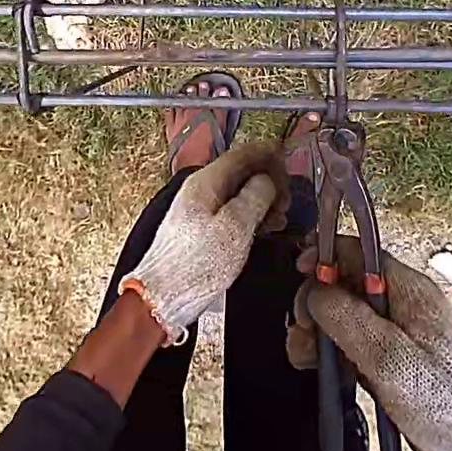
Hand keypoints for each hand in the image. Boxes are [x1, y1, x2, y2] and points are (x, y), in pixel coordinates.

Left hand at [121, 143, 287, 342]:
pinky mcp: (200, 227)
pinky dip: (251, 213)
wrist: (162, 297)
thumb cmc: (197, 265)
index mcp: (207, 181)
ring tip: (280, 217)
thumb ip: (255, 197)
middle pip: (241, 170)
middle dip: (268, 180)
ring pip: (238, 191)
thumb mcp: (235, 228)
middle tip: (287, 201)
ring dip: (262, 199)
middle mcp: (201, 188)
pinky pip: (231, 209)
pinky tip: (264, 228)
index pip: (243, 153)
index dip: (269, 155)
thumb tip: (267, 180)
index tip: (289, 165)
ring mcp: (199, 207)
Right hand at [289, 236, 451, 450]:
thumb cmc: (446, 404)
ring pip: (342, 313)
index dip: (326, 255)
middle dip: (316, 300)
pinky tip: (317, 366)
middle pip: (344, 282)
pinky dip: (329, 349)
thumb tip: (315, 291)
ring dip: (317, 328)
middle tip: (300, 327)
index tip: (299, 272)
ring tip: (304, 353)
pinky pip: (350, 340)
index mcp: (407, 289)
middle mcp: (399, 302)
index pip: (359, 251)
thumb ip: (348, 318)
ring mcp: (394, 331)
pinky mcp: (388, 357)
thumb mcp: (391, 359)